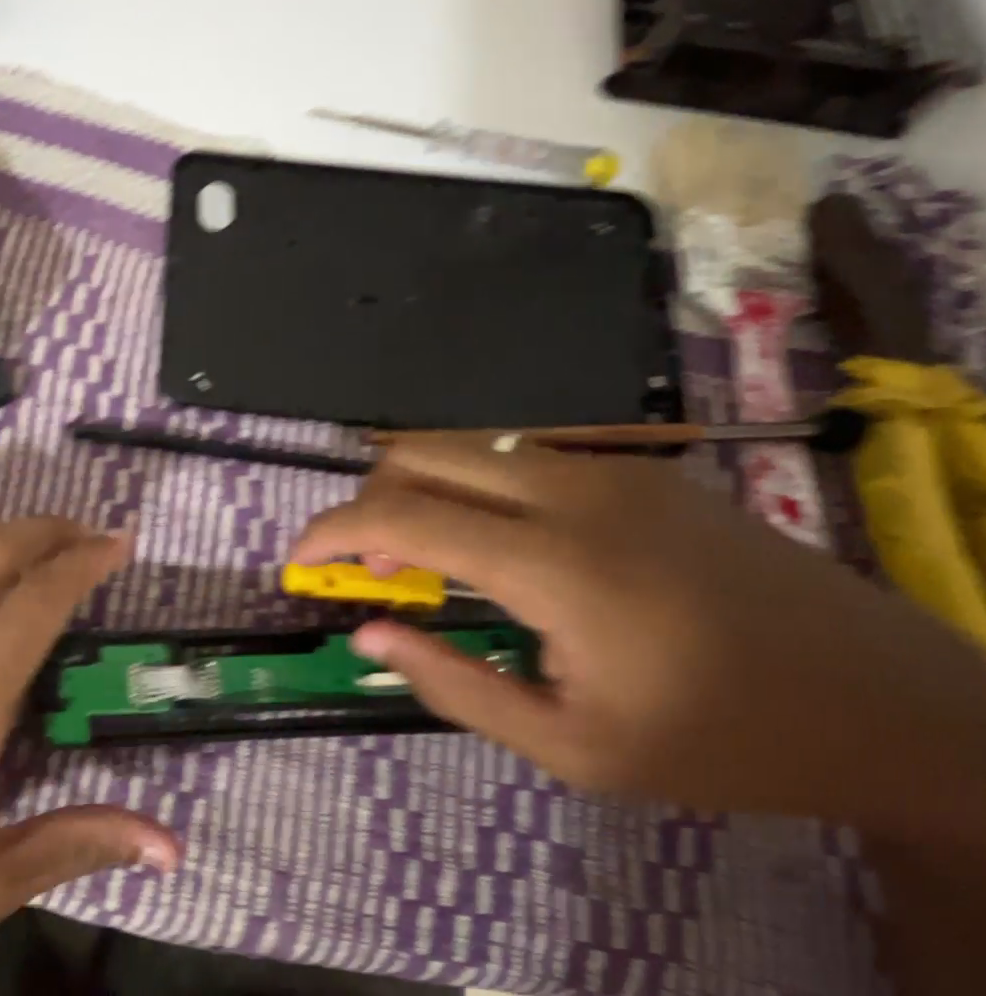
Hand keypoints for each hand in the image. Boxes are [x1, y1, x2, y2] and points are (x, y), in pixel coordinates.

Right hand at [293, 440, 985, 839]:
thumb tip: (369, 633)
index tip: (297, 566)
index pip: (399, 515)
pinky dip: (468, 489)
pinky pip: (516, 456)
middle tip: (366, 571)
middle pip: (419, 453)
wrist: (896, 703)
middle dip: (364, 503)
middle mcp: (574, 491)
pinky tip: (492, 548)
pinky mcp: (640, 470)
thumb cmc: (725, 742)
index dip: (328, 534)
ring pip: (464, 445)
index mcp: (556, 564)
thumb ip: (454, 685)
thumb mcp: (574, 749)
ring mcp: (613, 469)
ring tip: (423, 565)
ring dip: (416, 492)